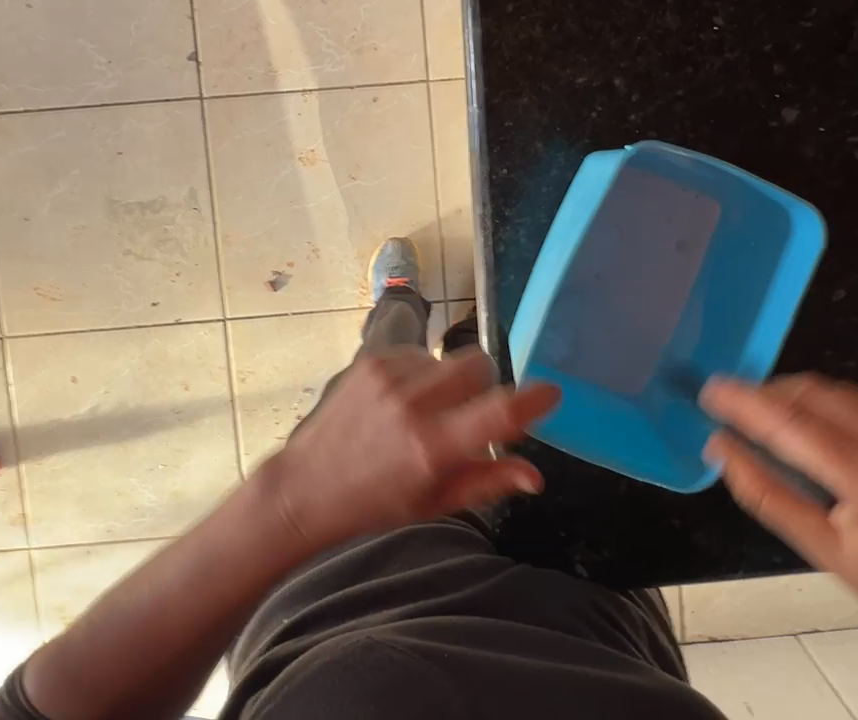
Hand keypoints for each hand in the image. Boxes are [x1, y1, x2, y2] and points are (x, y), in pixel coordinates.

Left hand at [262, 345, 560, 551]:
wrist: (305, 486)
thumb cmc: (376, 503)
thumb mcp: (435, 502)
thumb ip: (487, 482)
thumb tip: (536, 475)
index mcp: (433, 447)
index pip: (499, 411)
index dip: (533, 400)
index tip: (551, 393)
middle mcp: (414, 404)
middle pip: (478, 365)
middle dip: (484, 385)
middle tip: (468, 411)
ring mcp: (390, 376)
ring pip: (448, 359)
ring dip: (449, 380)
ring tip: (425, 411)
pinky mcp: (371, 360)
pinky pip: (419, 354)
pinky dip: (421, 374)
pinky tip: (400, 401)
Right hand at [700, 374, 857, 717]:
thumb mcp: (821, 550)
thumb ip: (765, 492)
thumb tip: (720, 448)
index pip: (793, 424)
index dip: (745, 402)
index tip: (709, 390)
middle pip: (812, 394)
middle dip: (764, 393)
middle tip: (726, 403)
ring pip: (831, 390)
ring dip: (789, 395)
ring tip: (755, 414)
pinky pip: (854, 399)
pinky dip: (818, 403)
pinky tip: (800, 425)